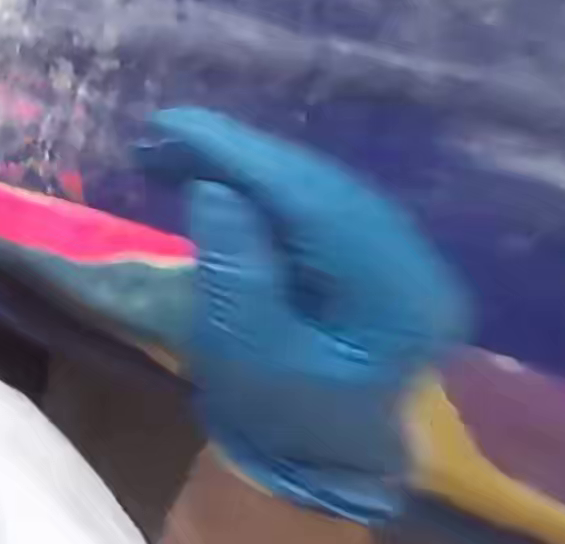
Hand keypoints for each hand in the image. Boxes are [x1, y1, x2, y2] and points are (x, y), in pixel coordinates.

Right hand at [136, 108, 468, 524]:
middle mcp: (407, 267)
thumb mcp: (241, 339)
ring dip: (235, 156)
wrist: (304, 439)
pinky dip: (247, 173)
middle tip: (157, 129)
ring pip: (309, 181)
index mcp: (391, 298)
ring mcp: (389, 257)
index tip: (169, 124)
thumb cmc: (269, 397)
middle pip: (316, 183)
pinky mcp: (357, 252)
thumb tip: (213, 189)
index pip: (313, 203)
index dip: (240, 155)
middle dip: (233, 148)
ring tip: (165, 144)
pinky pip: (303, 194)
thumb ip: (234, 265)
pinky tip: (203, 167)